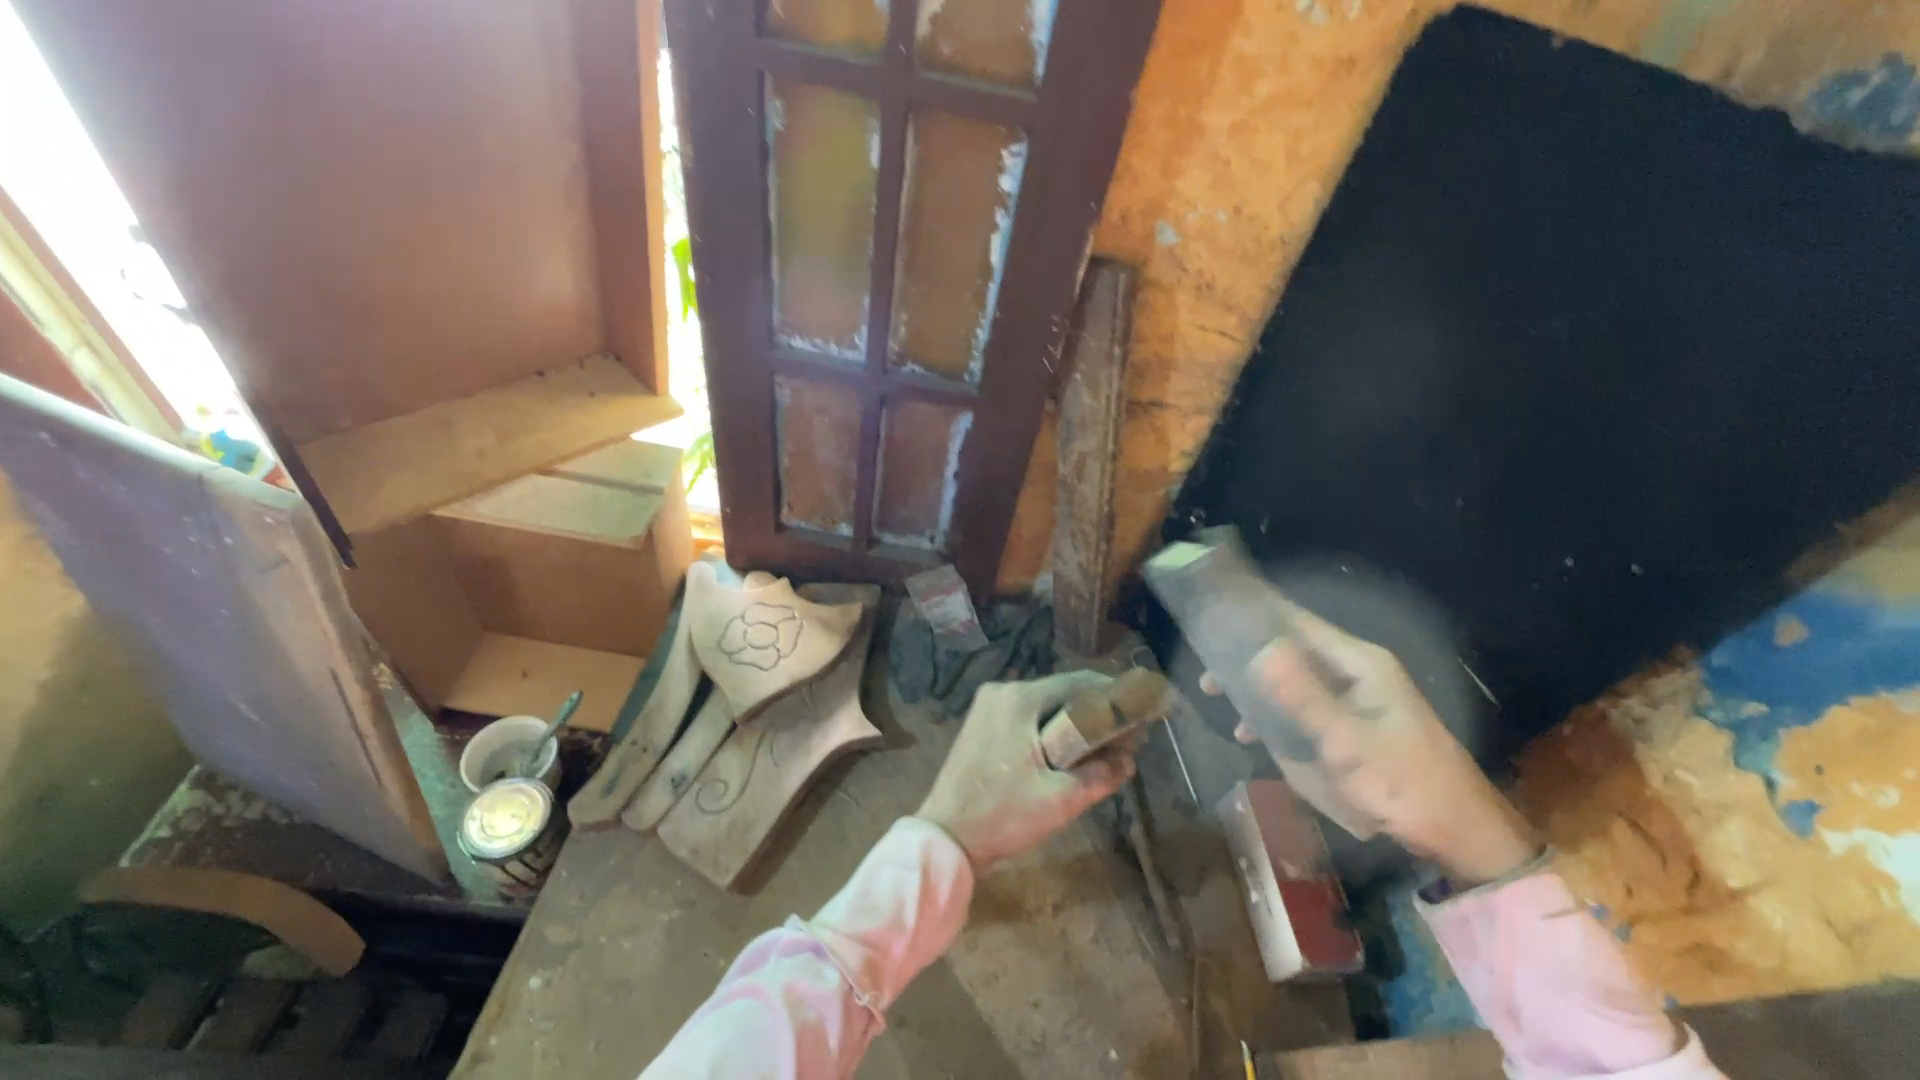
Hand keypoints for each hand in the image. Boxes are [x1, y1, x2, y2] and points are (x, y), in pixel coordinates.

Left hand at [917, 671, 1139, 872]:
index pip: (1082, 683)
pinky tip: (1067, 754)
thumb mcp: (1061, 800)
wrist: (944, 838)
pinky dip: (1050, 729)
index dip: (1117, 698)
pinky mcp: (980, 724)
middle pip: (1064, 691)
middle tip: (1126, 742)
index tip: (1143, 719)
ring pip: (1045, 704)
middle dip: (1098, 713)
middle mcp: (1002, 691)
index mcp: (1020, 699)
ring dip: (1074, 722)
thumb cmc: (1002, 817)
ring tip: (1103, 752)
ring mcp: (987, 706)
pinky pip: (1027, 716)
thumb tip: (1129, 759)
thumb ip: (1102, 774)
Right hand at [1210, 604, 1539, 885]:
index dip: (1257, 616)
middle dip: (1248, 656)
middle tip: (1206, 669)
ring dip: (1257, 687)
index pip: (1299, 623)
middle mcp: (1357, 673)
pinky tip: (1250, 734)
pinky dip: (1274, 713)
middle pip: (1293, 650)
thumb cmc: (1401, 783)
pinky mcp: (1354, 727)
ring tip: (1215, 696)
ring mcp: (1357, 700)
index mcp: (1360, 664)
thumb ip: (1302, 697)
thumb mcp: (1346, 742)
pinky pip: (1303, 708)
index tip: (1214, 618)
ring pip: (1294, 680)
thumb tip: (1258, 651)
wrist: (1456, 832)